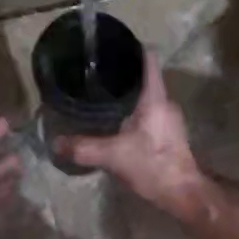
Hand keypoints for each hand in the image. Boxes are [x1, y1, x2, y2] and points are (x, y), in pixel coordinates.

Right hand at [55, 55, 208, 213]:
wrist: (182, 194)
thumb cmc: (152, 166)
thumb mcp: (113, 156)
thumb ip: (83, 148)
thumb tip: (55, 143)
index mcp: (155, 98)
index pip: (148, 60)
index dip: (132, 48)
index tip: (111, 45)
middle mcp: (166, 103)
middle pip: (145, 78)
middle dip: (122, 73)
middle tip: (95, 73)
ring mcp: (170, 120)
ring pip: (147, 97)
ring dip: (127, 95)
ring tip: (100, 94)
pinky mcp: (169, 135)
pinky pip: (149, 114)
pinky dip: (133, 112)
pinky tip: (115, 121)